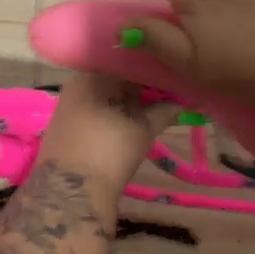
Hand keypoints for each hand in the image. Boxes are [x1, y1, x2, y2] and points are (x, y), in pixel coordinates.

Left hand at [38, 73, 176, 188]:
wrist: (70, 193)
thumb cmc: (109, 153)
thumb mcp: (143, 129)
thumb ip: (164, 110)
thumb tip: (186, 100)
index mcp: (94, 73)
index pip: (131, 60)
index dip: (156, 68)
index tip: (176, 75)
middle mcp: (78, 80)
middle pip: (118, 75)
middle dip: (144, 84)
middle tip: (172, 91)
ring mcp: (70, 100)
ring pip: (107, 91)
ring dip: (131, 97)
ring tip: (159, 104)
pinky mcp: (67, 121)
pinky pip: (97, 105)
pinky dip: (116, 109)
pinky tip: (135, 117)